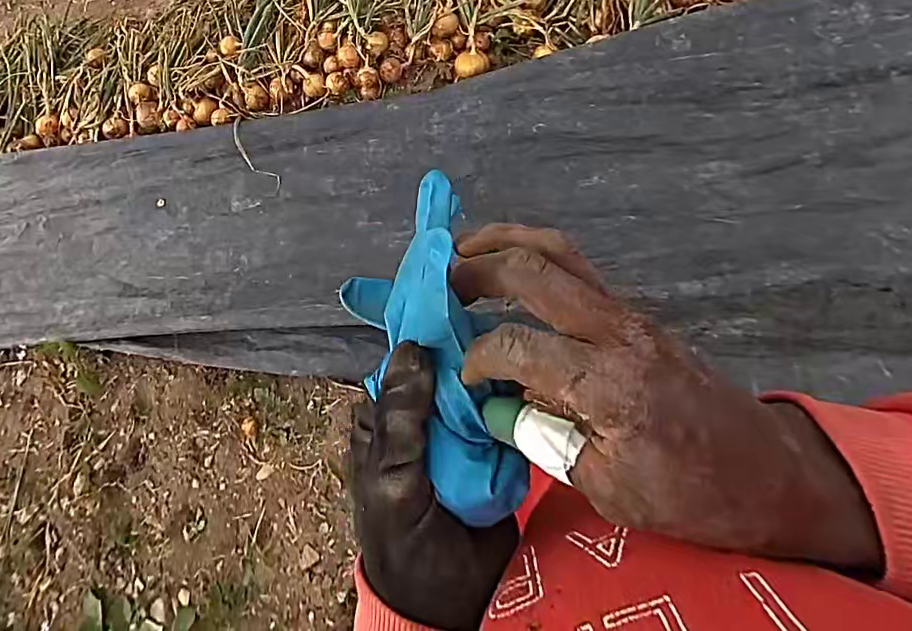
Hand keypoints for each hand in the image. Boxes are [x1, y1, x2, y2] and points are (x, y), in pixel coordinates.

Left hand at [349, 342, 519, 630]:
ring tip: (515, 351)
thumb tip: (413, 348)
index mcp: (384, 416)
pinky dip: (511, 402)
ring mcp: (456, 430)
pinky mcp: (489, 445)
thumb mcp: (391, 478)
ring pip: (473, 386)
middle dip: (467, 351)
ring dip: (492, 374)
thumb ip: (400, 419)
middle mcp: (419, 415)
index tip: (457, 310)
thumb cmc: (403, 539)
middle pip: (444, 368)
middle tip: (496, 330)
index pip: (404, 361)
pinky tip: (527, 384)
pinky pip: (499, 413)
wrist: (452, 604)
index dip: (428, 336)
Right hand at [453, 225, 882, 572]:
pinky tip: (506, 263)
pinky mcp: (629, 308)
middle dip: (476, 269)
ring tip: (462, 247)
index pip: (518, 346)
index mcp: (606, 383)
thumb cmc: (691, 493)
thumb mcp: (610, 489)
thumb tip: (492, 404)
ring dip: (503, 240)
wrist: (767, 471)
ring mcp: (624, 311)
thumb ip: (542, 437)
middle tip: (439, 280)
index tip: (463, 377)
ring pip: (555, 249)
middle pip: (533, 271)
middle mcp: (613, 330)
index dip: (477, 357)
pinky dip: (530, 252)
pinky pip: (572, 263)